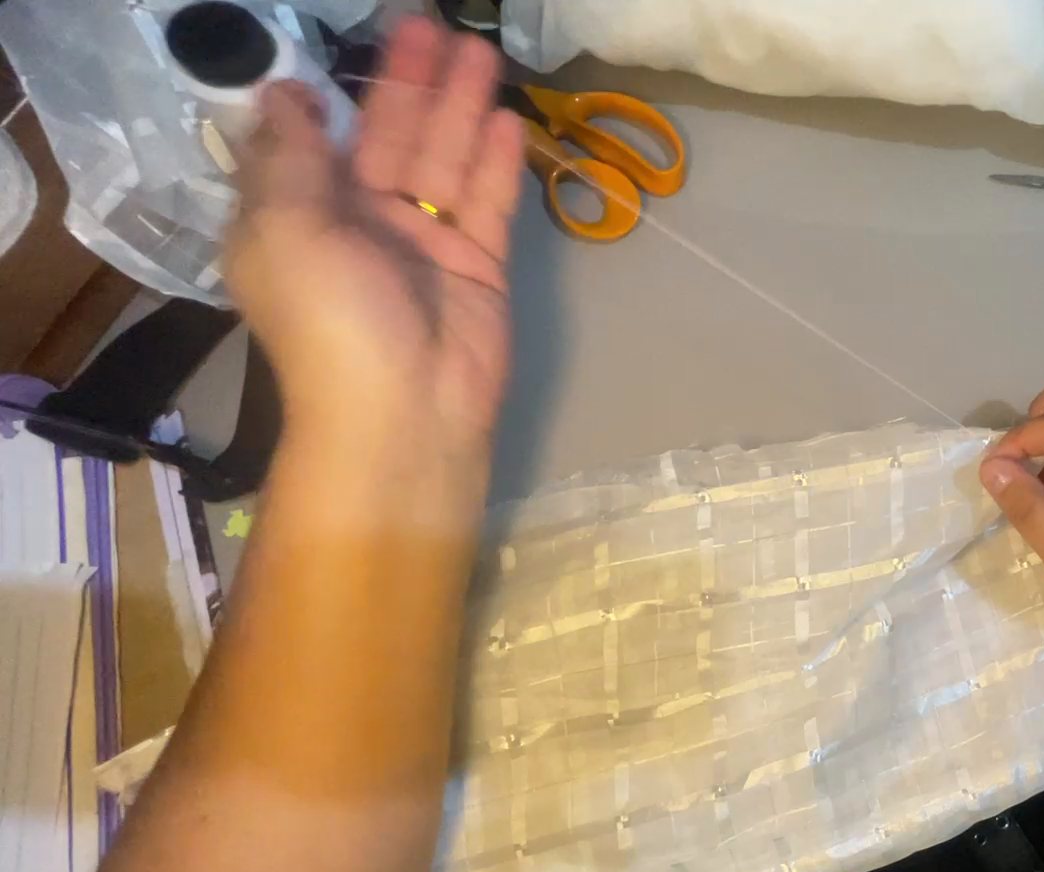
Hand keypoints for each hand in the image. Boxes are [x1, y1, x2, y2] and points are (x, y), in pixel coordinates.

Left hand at [224, 16, 523, 461]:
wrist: (408, 408)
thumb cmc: (330, 321)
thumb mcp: (284, 229)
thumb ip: (291, 158)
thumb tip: (286, 95)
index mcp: (305, 211)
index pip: (321, 136)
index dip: (338, 88)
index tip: (358, 41)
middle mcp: (367, 220)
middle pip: (393, 137)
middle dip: (413, 83)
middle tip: (436, 27)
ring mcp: (430, 243)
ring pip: (446, 162)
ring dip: (461, 109)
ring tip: (480, 54)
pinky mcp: (481, 266)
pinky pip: (487, 204)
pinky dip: (495, 164)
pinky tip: (505, 122)